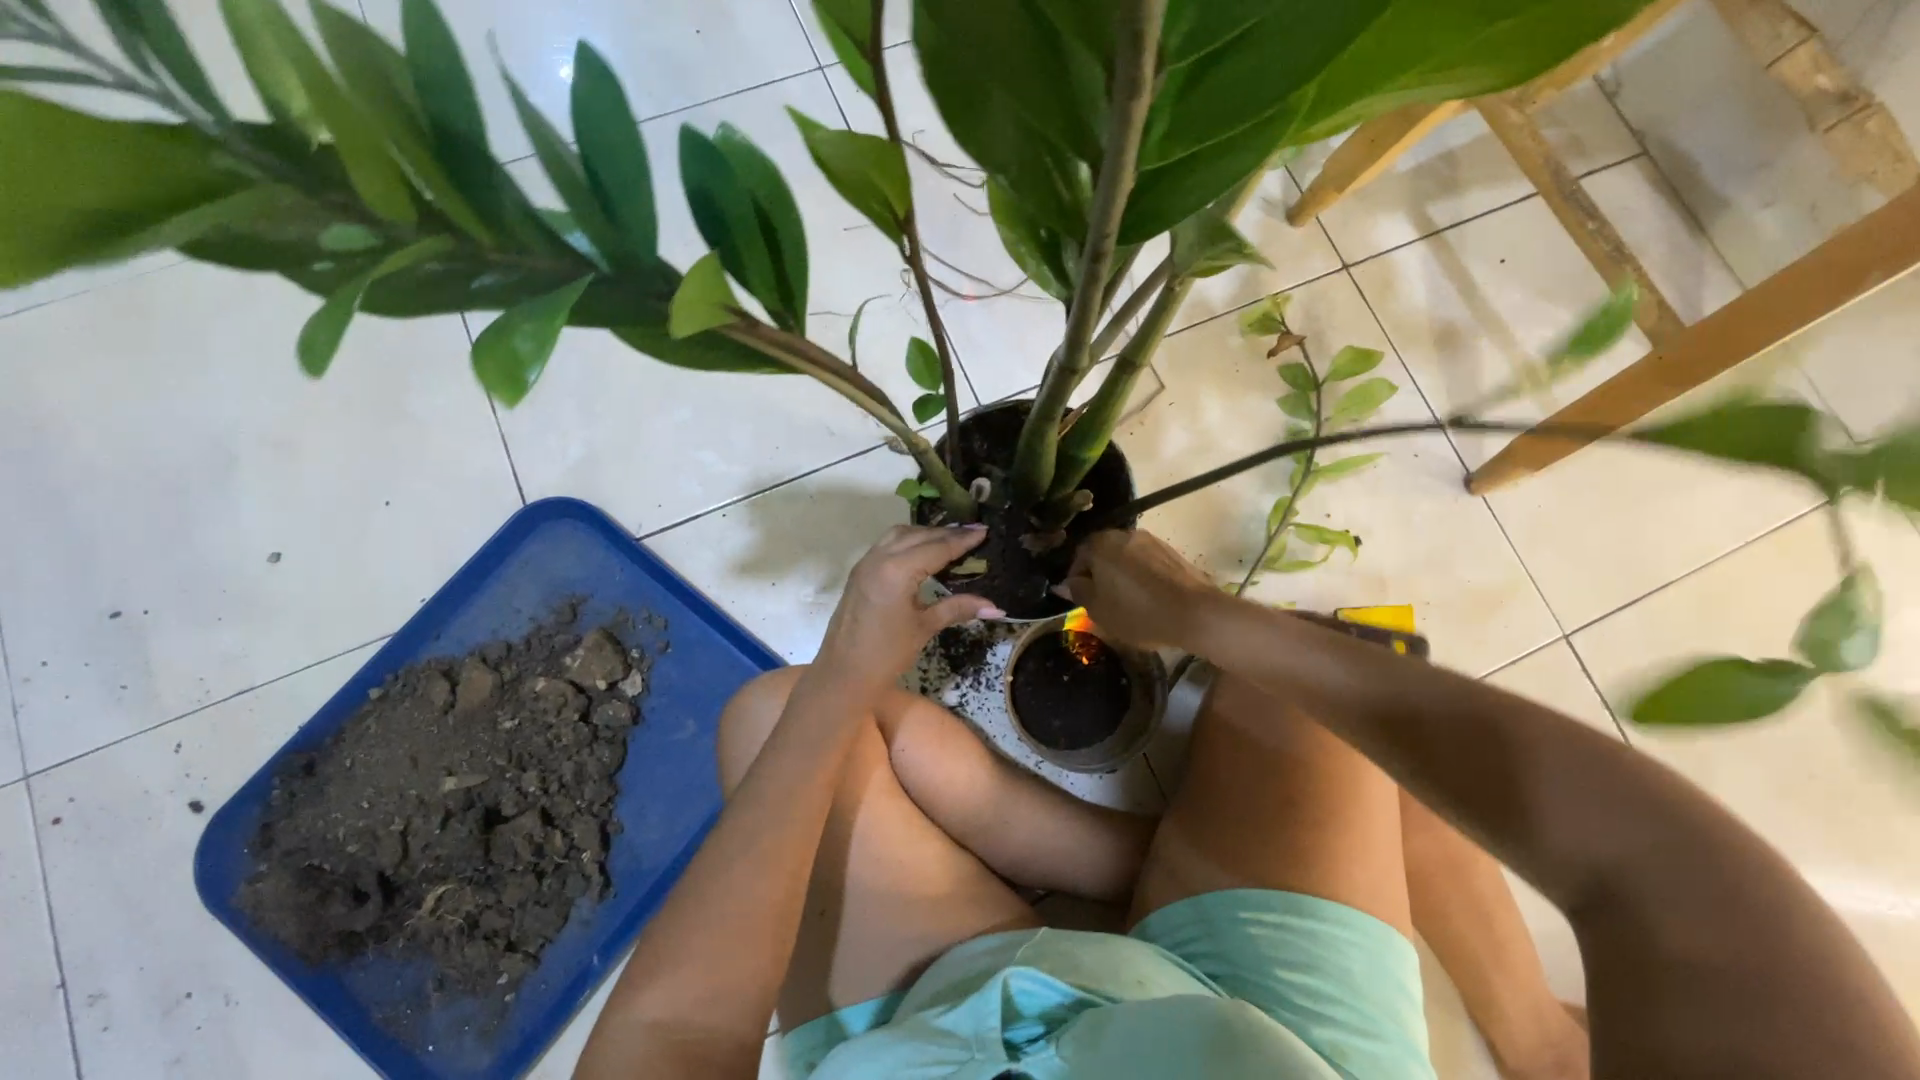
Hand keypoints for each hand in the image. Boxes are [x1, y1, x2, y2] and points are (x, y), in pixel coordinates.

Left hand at [814, 525, 1003, 687]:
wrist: (843, 674)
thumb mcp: (924, 628)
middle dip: (946, 533)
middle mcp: (879, 558)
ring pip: (899, 535)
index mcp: (897, 571)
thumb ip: (957, 608)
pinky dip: (908, 542)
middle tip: (973, 532)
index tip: (984, 531)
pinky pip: (886, 545)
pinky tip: (922, 552)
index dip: (962, 540)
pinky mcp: (859, 573)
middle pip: (918, 536)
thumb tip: (995, 607)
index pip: (936, 548)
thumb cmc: (886, 654)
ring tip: (949, 539)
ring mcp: (865, 564)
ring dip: (924, 534)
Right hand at [1056, 529, 1215, 650]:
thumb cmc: (1138, 613)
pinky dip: (1141, 575)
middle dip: (1100, 575)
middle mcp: (1124, 534)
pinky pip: (1146, 561)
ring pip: (1125, 556)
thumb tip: (1064, 584)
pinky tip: (1148, 597)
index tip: (1082, 600)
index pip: (1078, 556)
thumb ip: (1078, 592)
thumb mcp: (1098, 610)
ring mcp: (1150, 540)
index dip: (1077, 580)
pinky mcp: (1171, 550)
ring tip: (1127, 601)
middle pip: (1103, 553)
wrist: (1195, 613)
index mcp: (1100, 544)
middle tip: (1103, 601)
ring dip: (1121, 574)